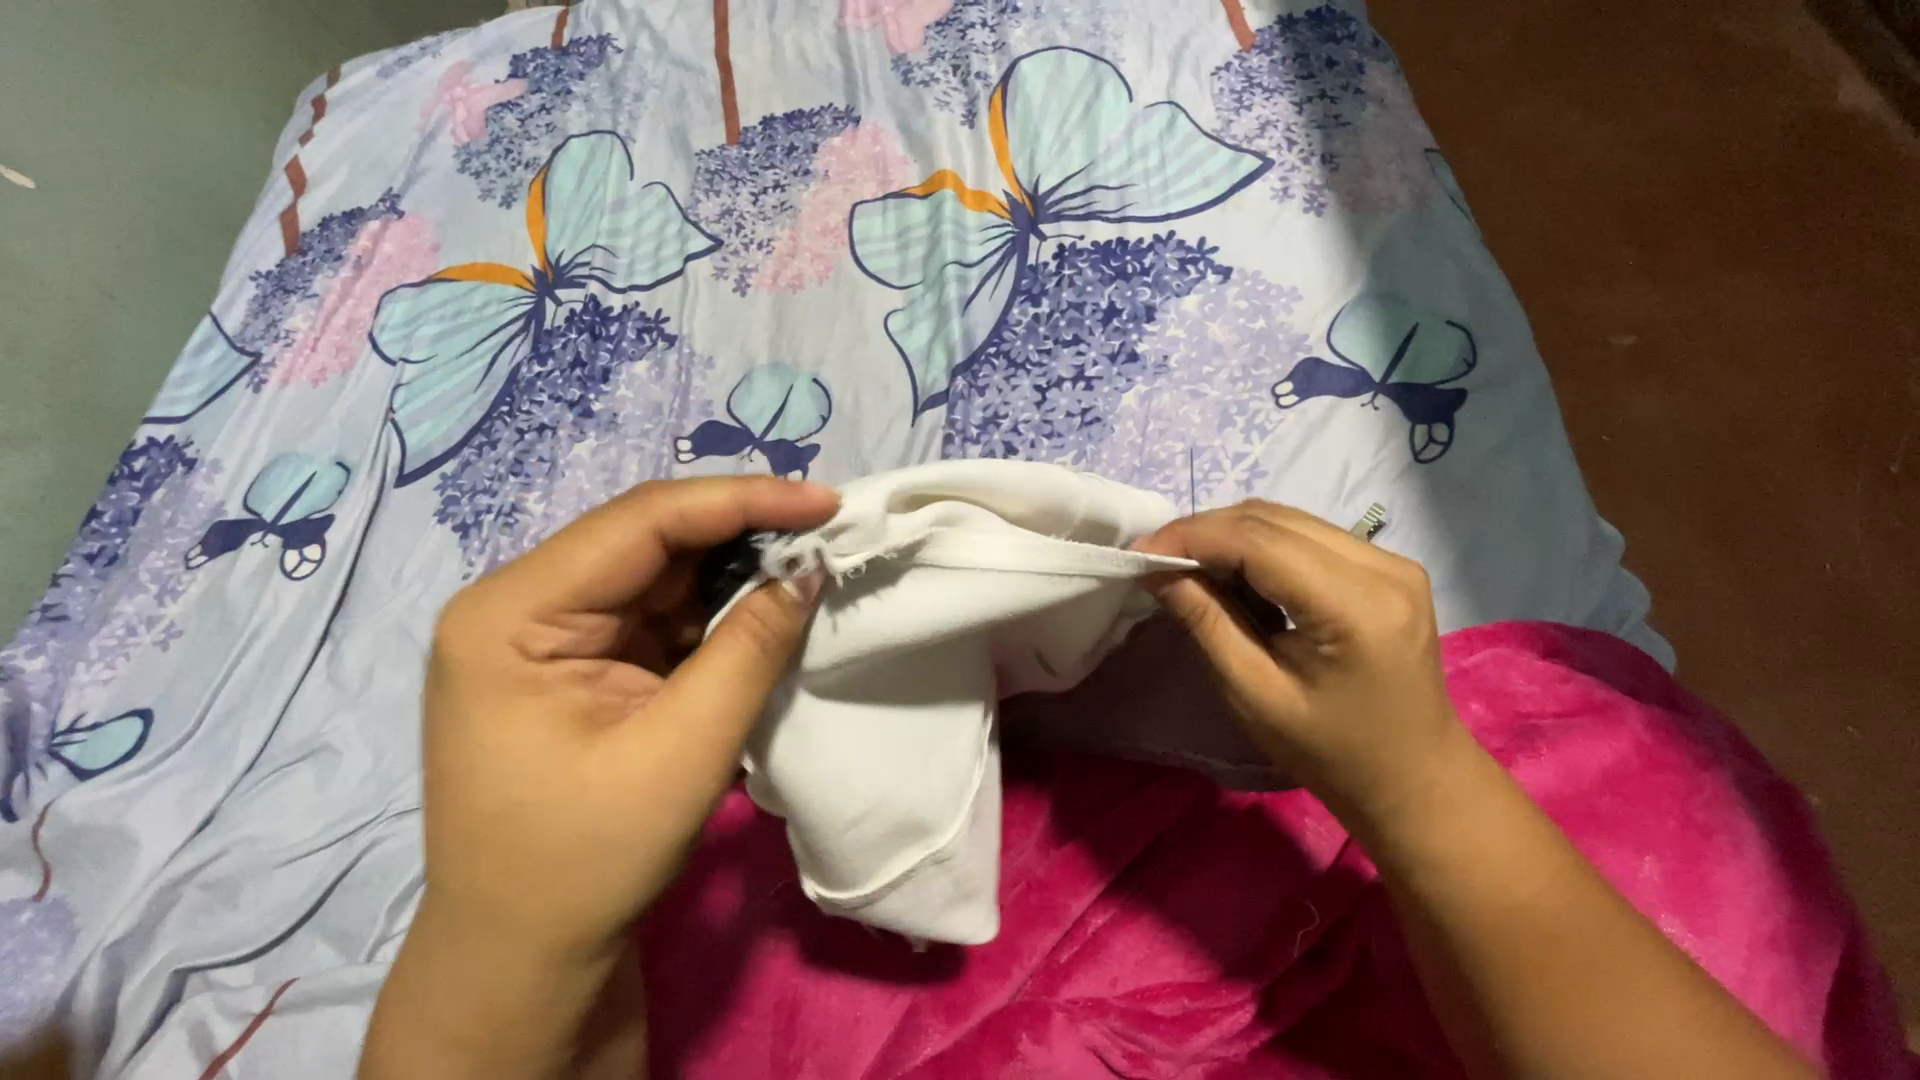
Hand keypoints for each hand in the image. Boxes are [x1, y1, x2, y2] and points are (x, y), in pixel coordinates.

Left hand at [362, 476, 835, 1079]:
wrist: (524, 954)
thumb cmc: (587, 859)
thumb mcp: (683, 750)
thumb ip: (750, 648)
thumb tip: (808, 573)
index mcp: (511, 614)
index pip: (641, 522)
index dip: (741, 501)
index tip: (824, 502)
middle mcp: (519, 606)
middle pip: (647, 540)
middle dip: (741, 533)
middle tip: (825, 531)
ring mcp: (546, 634)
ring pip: (658, 574)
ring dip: (733, 571)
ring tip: (806, 565)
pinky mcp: (577, 662)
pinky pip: (656, 615)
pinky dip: (714, 612)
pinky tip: (763, 607)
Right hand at [1132, 500, 1469, 821]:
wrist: (1413, 778)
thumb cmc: (1329, 751)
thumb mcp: (1253, 694)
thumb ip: (1206, 621)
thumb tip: (1156, 567)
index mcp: (1356, 606)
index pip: (1259, 541)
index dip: (1193, 536)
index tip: (1141, 551)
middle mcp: (1383, 567)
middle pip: (1273, 520)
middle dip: (1205, 532)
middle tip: (1156, 558)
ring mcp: (1392, 562)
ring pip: (1288, 520)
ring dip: (1230, 536)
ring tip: (1186, 566)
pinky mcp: (1388, 567)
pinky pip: (1308, 536)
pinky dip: (1259, 546)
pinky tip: (1233, 573)